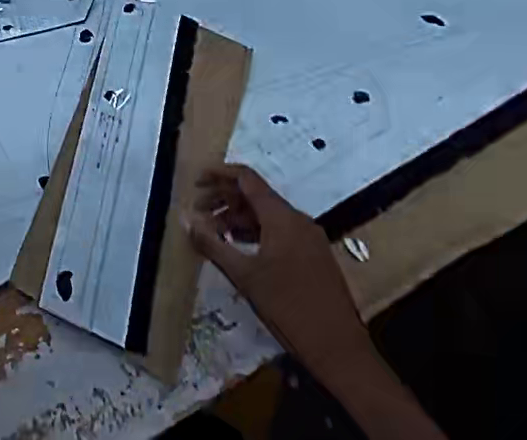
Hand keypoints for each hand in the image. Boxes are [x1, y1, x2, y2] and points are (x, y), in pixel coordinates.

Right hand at [186, 164, 369, 371]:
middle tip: (198, 211)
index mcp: (282, 218)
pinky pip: (278, 231)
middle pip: (255, 195)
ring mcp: (309, 239)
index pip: (246, 178)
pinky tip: (237, 248)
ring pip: (266, 214)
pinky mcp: (314, 257)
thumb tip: (186, 219)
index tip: (195, 181)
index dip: (218, 174)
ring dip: (237, 218)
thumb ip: (211, 243)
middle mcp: (298, 221)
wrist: (340, 352)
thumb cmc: (288, 307)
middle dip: (223, 199)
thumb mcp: (243, 275)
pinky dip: (254, 232)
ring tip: (212, 232)